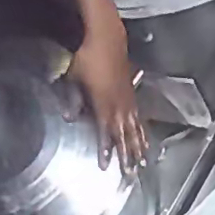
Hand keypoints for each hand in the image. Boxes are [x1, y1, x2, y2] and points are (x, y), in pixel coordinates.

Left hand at [71, 26, 146, 172]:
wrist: (107, 40)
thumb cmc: (87, 58)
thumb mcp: (74, 78)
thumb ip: (73, 100)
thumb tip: (69, 118)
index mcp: (104, 106)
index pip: (105, 134)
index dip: (105, 150)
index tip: (104, 165)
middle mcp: (119, 109)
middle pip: (124, 138)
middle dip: (126, 157)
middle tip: (130, 174)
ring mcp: (128, 104)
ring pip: (134, 132)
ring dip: (138, 150)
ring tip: (142, 164)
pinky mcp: (133, 99)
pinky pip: (139, 122)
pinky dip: (142, 134)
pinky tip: (145, 141)